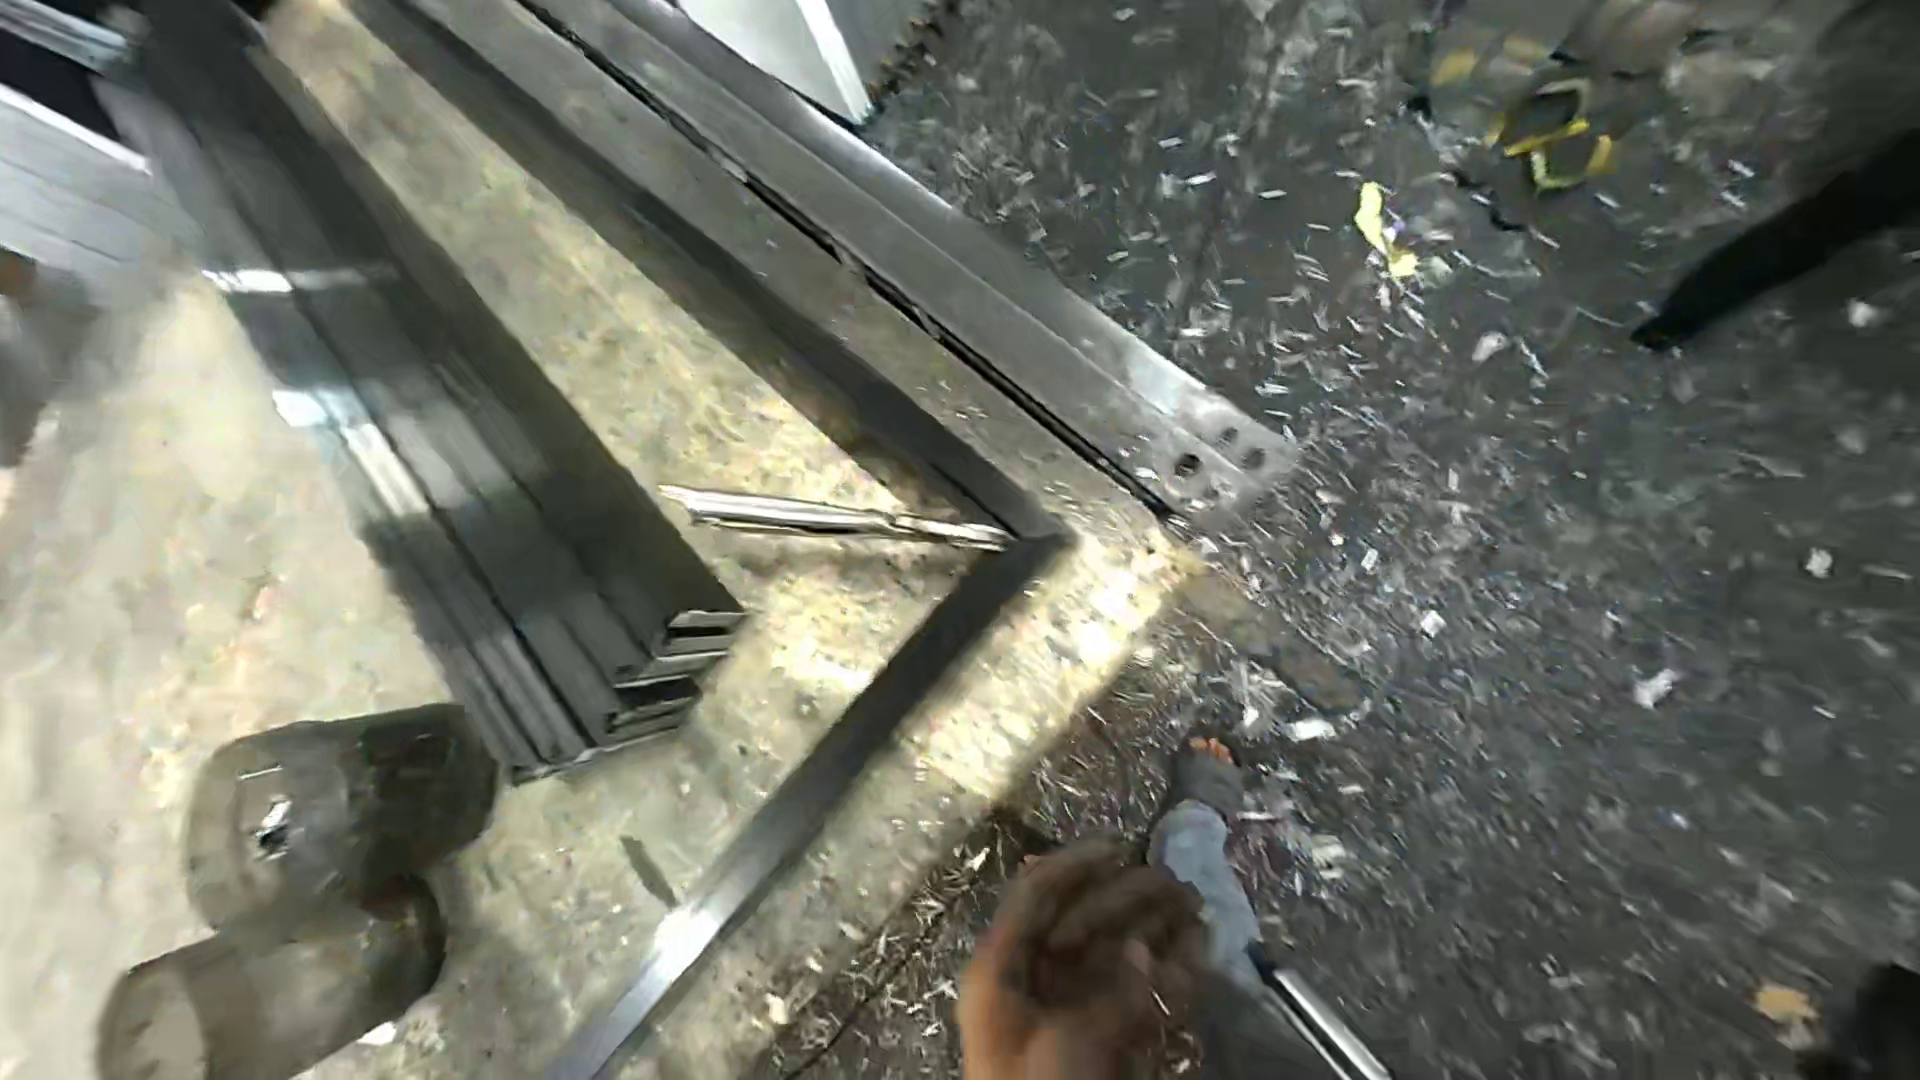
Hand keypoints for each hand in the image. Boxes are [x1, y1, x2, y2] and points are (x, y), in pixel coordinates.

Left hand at [958, 840, 1204, 1079]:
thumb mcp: (1068, 1051)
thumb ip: (1113, 997)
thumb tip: (1151, 951)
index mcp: (1003, 971)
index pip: (1034, 894)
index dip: (1074, 862)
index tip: (1118, 847)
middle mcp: (1035, 981)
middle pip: (1081, 919)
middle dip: (1129, 896)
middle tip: (1177, 882)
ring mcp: (1071, 1013)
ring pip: (1114, 954)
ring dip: (1155, 929)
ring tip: (1197, 907)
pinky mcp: (1105, 1046)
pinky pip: (1136, 997)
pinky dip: (1168, 977)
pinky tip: (1199, 954)